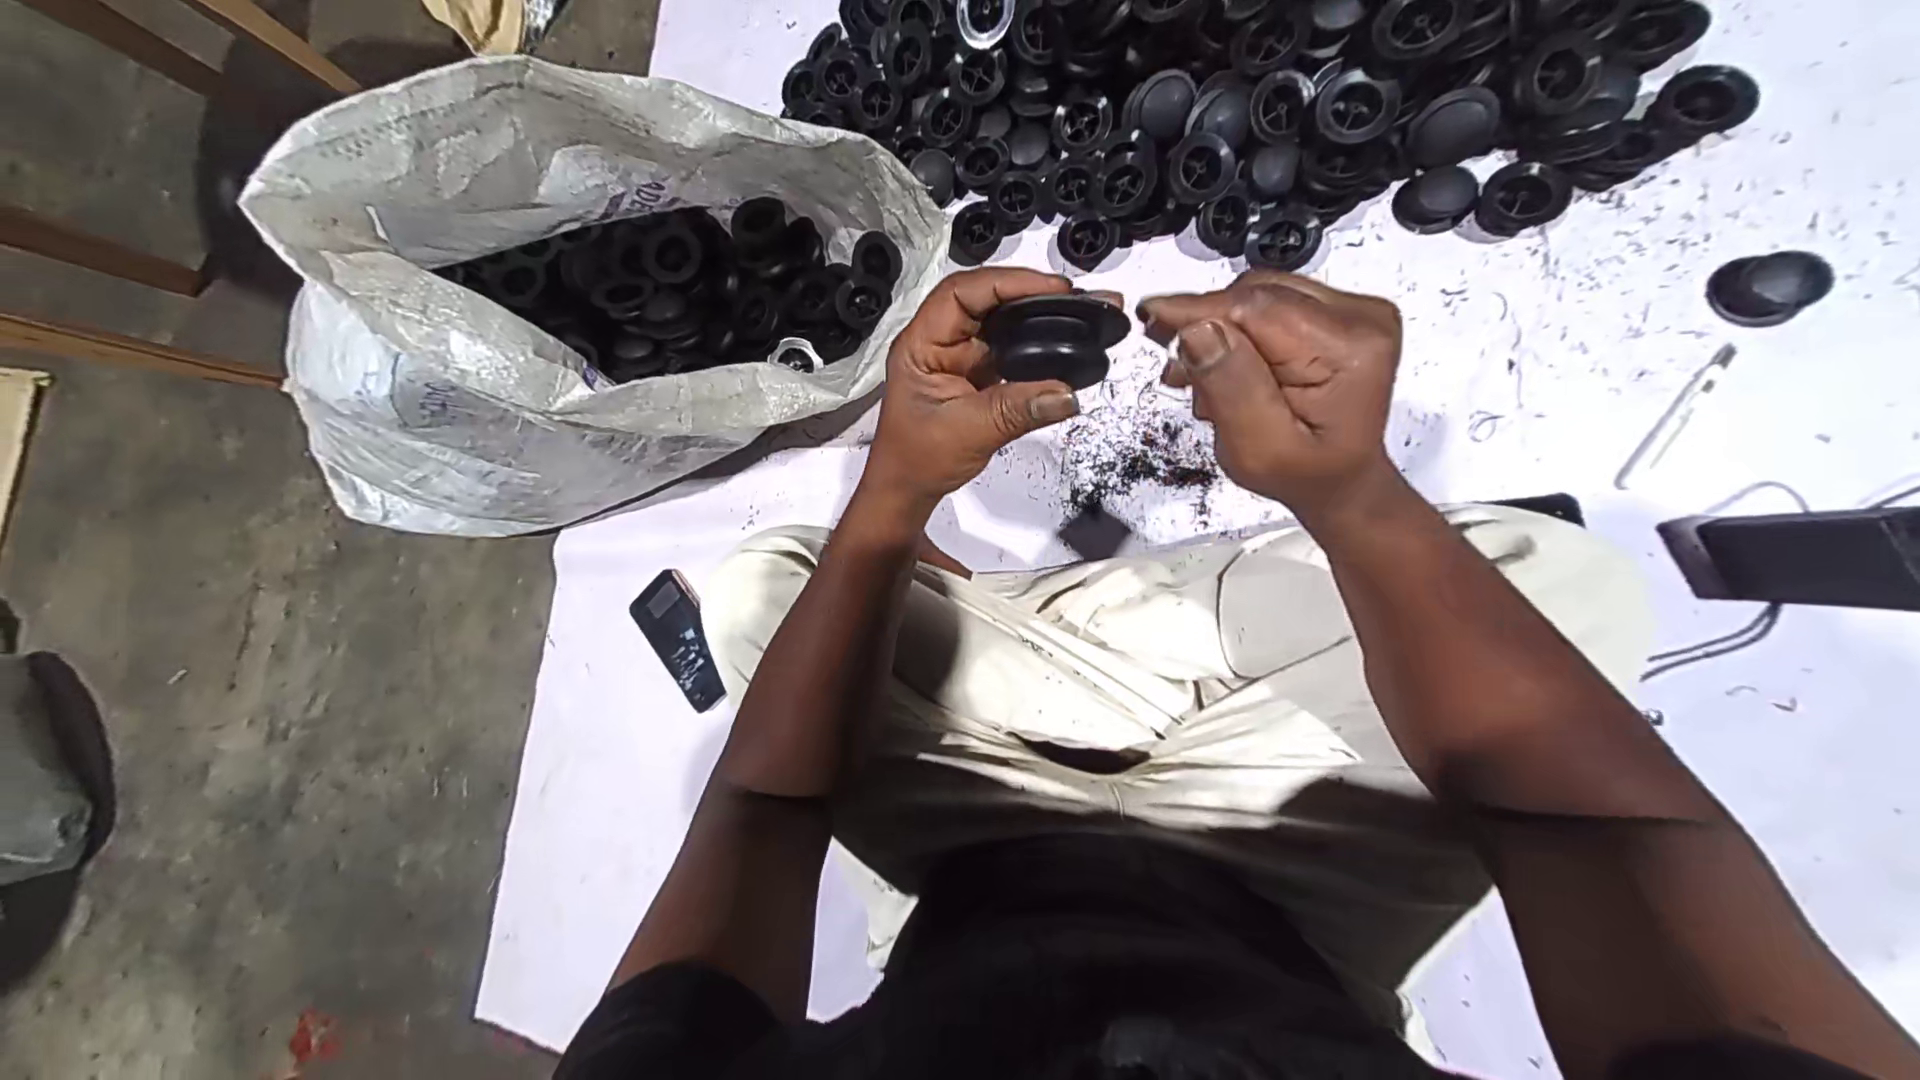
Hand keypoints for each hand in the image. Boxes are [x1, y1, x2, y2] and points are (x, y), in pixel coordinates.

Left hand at [862, 268, 1089, 507]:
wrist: (909, 488)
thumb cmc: (914, 460)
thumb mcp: (967, 432)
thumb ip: (1017, 411)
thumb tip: (1064, 393)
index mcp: (921, 344)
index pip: (963, 292)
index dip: (1009, 283)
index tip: (1050, 289)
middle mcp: (940, 343)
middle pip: (988, 300)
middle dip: (1031, 295)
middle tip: (1073, 299)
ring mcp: (961, 358)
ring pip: (1002, 324)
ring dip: (1037, 319)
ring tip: (1076, 316)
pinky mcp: (979, 376)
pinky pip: (1011, 352)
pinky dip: (1037, 349)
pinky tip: (1060, 347)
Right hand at [1138, 270, 1402, 520]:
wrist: (1336, 480)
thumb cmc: (1304, 473)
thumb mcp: (1257, 448)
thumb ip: (1229, 386)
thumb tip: (1196, 330)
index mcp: (1349, 350)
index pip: (1256, 308)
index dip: (1197, 311)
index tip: (1152, 314)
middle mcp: (1358, 319)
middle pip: (1254, 297)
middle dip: (1204, 326)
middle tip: (1172, 362)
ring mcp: (1346, 313)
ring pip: (1255, 298)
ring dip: (1215, 332)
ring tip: (1197, 378)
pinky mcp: (1329, 317)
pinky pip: (1266, 308)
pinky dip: (1232, 334)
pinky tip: (1220, 366)